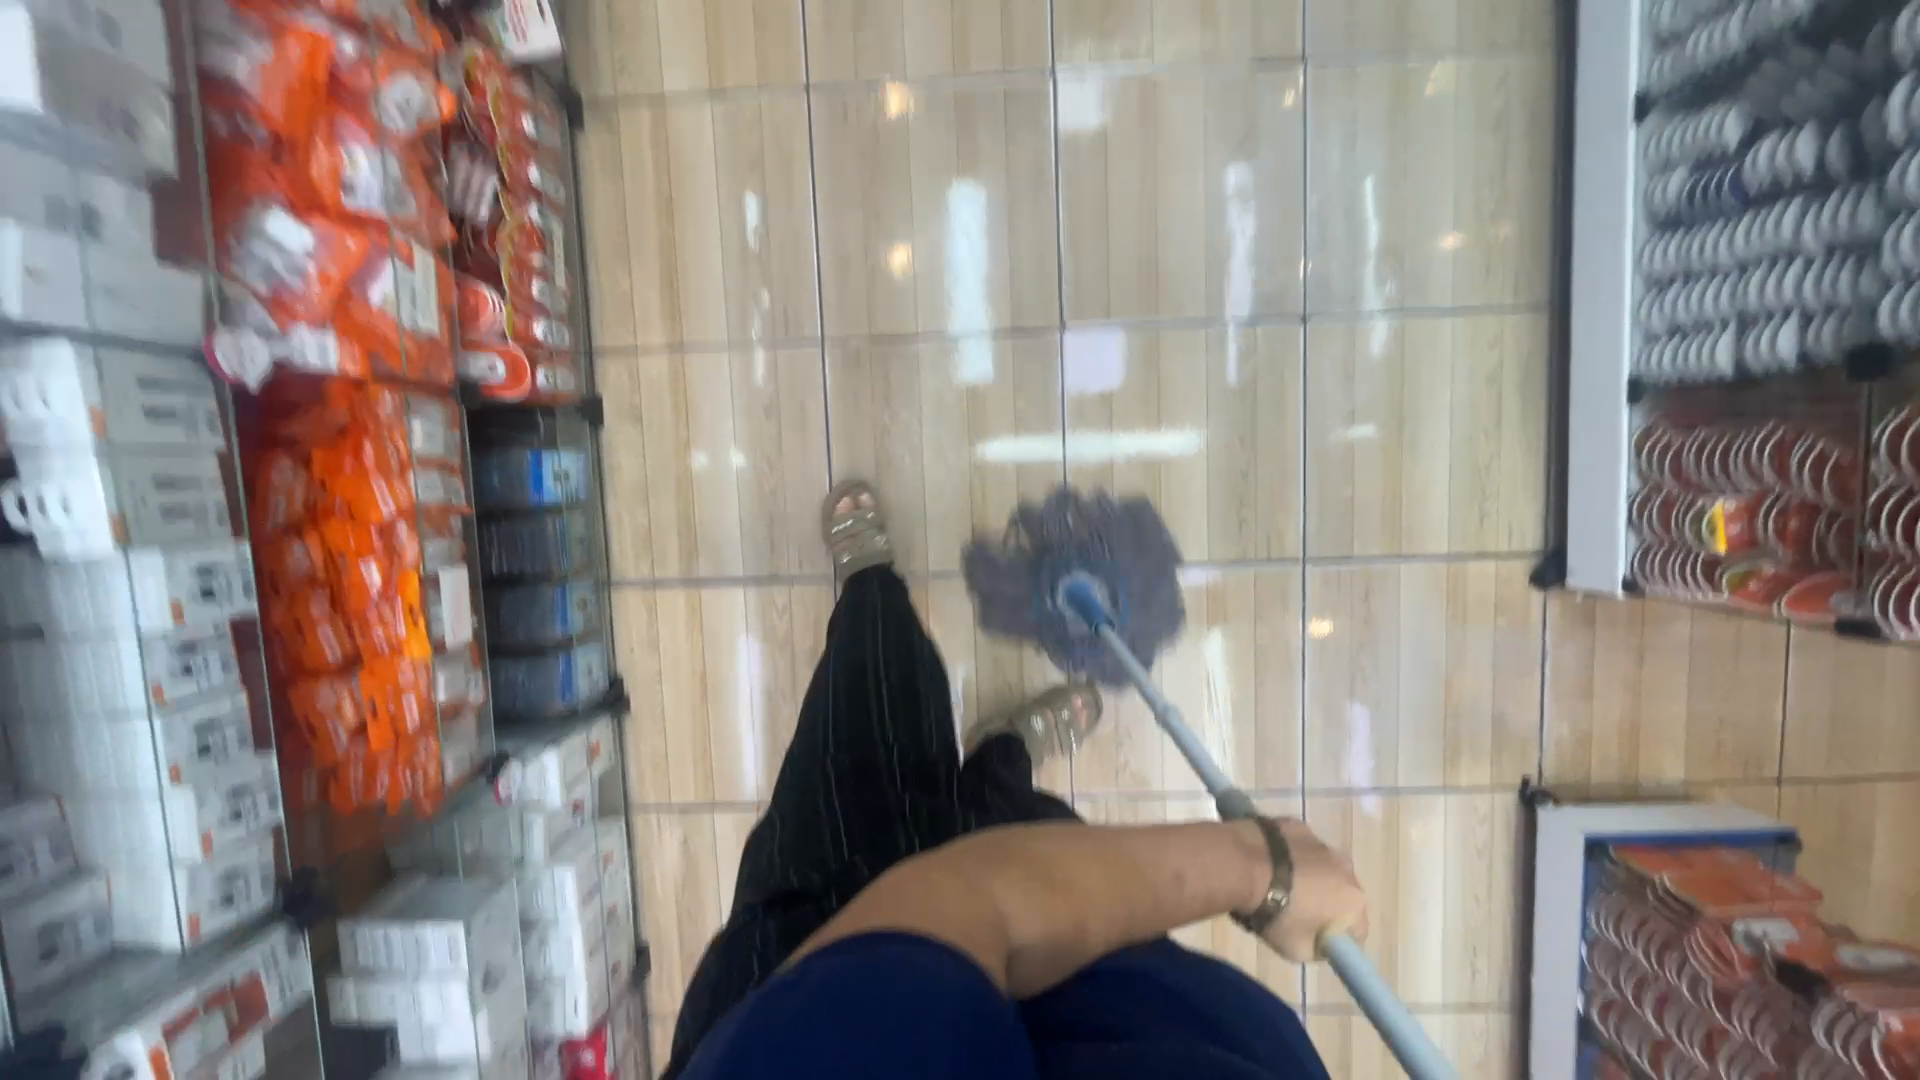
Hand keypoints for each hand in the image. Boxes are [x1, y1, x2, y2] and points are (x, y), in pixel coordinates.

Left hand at [1251, 818, 1368, 963]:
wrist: (1242, 863)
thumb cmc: (1274, 912)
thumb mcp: (1297, 950)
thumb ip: (1317, 948)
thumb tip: (1318, 941)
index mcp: (1354, 900)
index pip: (1356, 931)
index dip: (1337, 941)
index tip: (1316, 941)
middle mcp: (1345, 867)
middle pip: (1341, 893)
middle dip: (1325, 903)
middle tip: (1295, 910)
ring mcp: (1320, 841)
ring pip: (1321, 866)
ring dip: (1308, 875)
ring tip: (1278, 882)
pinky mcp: (1296, 824)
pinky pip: (1299, 845)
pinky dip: (1289, 853)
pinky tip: (1269, 859)